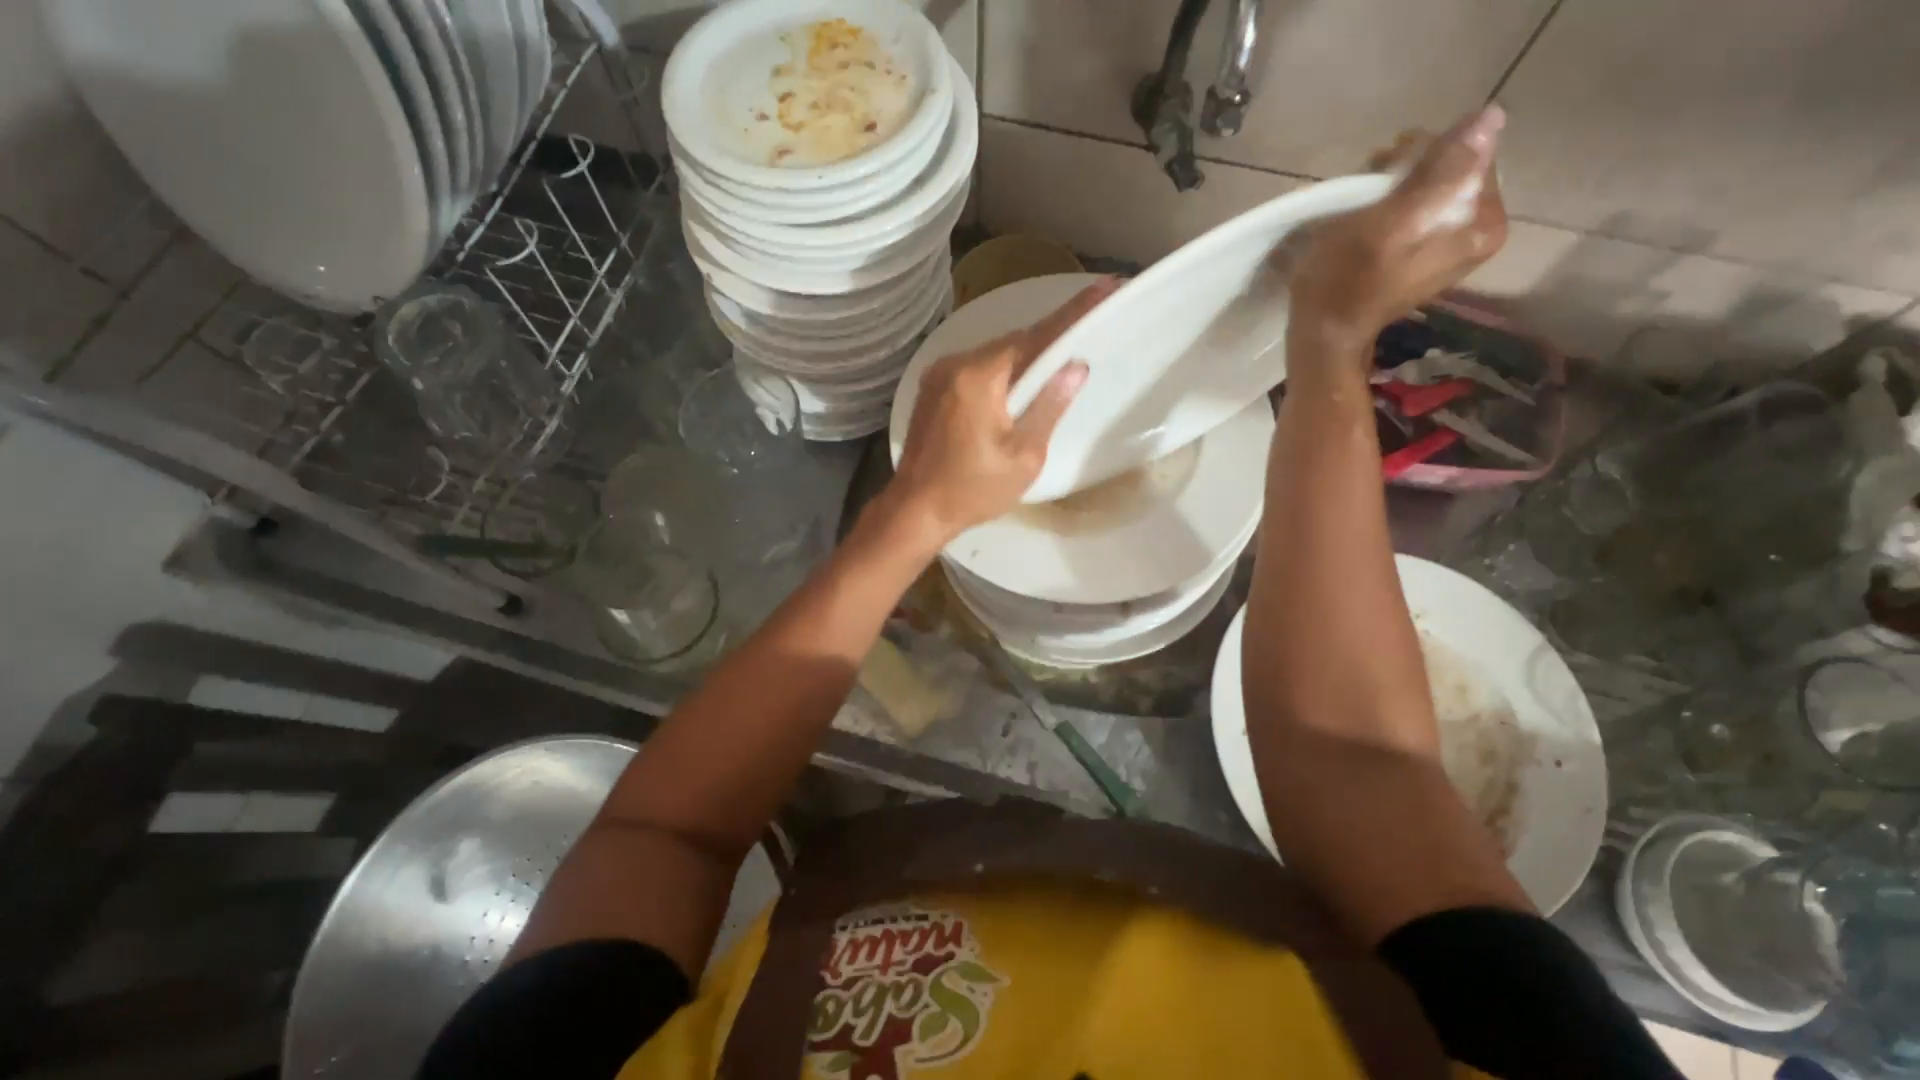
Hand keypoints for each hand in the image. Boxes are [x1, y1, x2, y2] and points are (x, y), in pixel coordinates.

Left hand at [880, 277, 1120, 545]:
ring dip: (1024, 357)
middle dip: (1050, 336)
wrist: (915, 510)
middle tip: (1088, 324)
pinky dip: (1001, 371)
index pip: (1037, 336)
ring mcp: (939, 374)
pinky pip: (976, 369)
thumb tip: (1075, 366)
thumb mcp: (1023, 455)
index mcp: (980, 377)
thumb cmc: (973, 490)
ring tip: (1058, 358)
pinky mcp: (932, 389)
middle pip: (1013, 342)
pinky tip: (1019, 383)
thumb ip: (1049, 406)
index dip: (1074, 313)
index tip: (1104, 288)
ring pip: (994, 354)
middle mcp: (956, 364)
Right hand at [1286, 105, 1508, 370]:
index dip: (1425, 150)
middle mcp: (1479, 232)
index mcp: (1483, 223)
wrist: (1324, 332)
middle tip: (1368, 185)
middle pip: (1453, 170)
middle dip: (1410, 168)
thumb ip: (1442, 171)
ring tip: (1362, 203)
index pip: (1472, 152)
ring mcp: (1454, 245)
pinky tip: (1367, 218)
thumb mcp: (1392, 219)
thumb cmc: (1349, 277)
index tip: (1385, 165)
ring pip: (1433, 187)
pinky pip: (1420, 209)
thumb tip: (1492, 117)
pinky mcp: (1428, 253)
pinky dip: (1393, 204)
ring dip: (1395, 184)